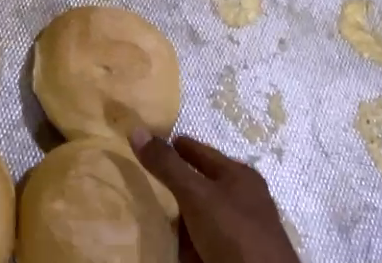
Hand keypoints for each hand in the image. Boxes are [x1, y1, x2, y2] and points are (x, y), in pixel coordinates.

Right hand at [131, 130, 300, 262]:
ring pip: (203, 217)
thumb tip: (137, 130)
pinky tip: (176, 247)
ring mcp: (241, 232)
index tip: (151, 144)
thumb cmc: (234, 232)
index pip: (201, 152)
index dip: (177, 147)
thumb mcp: (196, 194)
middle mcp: (244, 201)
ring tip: (156, 217)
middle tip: (147, 182)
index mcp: (240, 176)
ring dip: (182, 219)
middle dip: (177, 186)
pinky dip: (190, 244)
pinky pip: (205, 243)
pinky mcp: (235, 257)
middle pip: (202, 186)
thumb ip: (168, 165)